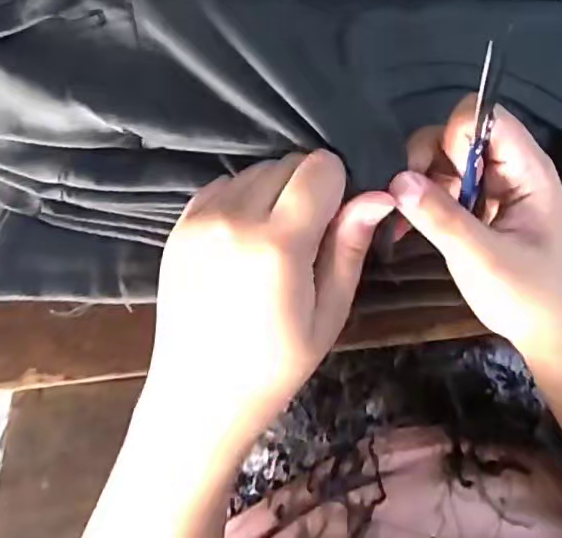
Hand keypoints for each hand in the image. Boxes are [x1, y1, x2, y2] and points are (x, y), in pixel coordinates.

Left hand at [147, 151, 393, 442]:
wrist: (197, 399)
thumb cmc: (275, 365)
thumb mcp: (329, 313)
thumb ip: (351, 244)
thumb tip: (381, 193)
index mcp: (278, 243)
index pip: (321, 166)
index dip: (338, 186)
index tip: (336, 220)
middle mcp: (236, 218)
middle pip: (291, 161)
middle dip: (308, 187)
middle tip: (307, 236)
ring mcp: (202, 218)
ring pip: (260, 168)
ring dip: (276, 190)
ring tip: (273, 239)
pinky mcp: (181, 222)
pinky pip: (227, 182)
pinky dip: (244, 198)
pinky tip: (244, 239)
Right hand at [390, 98, 561, 363]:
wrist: (560, 338)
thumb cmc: (532, 298)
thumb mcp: (483, 260)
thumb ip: (441, 217)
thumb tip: (397, 179)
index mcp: (526, 167)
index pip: (485, 115)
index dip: (456, 135)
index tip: (446, 180)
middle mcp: (512, 166)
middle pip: (460, 131)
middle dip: (433, 160)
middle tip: (422, 204)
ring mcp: (499, 184)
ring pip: (449, 156)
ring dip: (426, 182)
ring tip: (416, 221)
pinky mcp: (486, 204)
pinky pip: (450, 182)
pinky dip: (430, 198)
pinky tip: (414, 226)